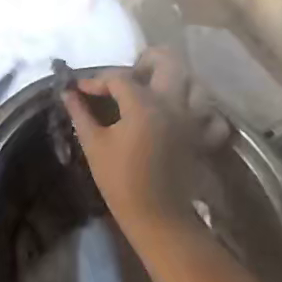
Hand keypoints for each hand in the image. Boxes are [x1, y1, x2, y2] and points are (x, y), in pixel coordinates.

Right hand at [61, 50, 208, 241]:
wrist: (157, 219)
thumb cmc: (120, 182)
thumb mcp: (94, 145)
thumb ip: (81, 114)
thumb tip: (68, 94)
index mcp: (143, 104)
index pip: (119, 77)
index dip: (98, 80)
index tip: (82, 90)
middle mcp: (172, 104)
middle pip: (168, 61)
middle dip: (146, 61)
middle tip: (130, 75)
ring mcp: (192, 120)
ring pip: (195, 84)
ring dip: (177, 82)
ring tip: (158, 91)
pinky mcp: (203, 139)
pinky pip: (212, 117)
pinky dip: (202, 112)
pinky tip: (185, 116)